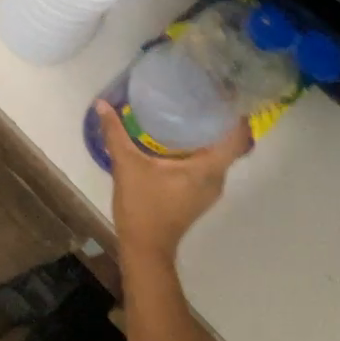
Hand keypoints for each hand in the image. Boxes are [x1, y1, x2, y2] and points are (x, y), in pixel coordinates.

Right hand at [97, 100, 250, 271]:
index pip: (237, 139)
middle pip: (229, 144)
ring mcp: (209, 189)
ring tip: (188, 111)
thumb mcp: (126, 165)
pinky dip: (200, 149)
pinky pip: (208, 164)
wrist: (145, 246)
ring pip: (218, 155)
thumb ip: (115, 133)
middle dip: (219, 120)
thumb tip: (101, 103)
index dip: (235, 116)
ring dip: (209, 136)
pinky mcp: (199, 194)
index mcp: (207, 169)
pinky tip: (177, 138)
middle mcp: (216, 179)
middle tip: (201, 95)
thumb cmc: (142, 205)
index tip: (223, 94)